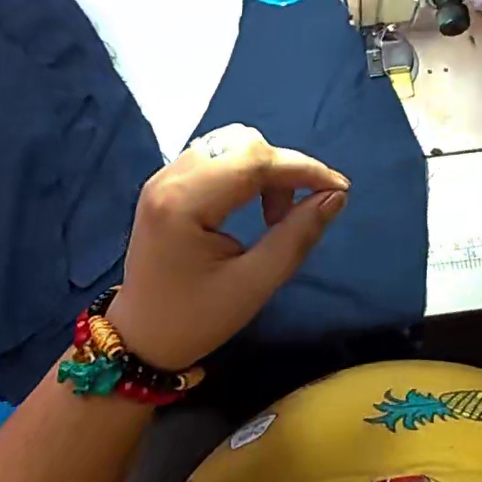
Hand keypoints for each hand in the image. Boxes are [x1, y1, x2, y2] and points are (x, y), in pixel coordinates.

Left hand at [106, 125, 348, 369]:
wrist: (142, 337)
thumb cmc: (197, 318)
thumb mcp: (255, 284)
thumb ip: (297, 236)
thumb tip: (335, 197)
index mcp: (183, 203)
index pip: (254, 161)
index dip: (303, 169)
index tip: (340, 188)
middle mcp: (168, 179)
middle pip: (243, 143)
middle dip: (284, 168)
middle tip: (300, 211)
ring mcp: (164, 178)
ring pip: (231, 144)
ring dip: (266, 168)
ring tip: (275, 214)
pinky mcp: (167, 184)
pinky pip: (218, 157)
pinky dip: (247, 171)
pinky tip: (254, 204)